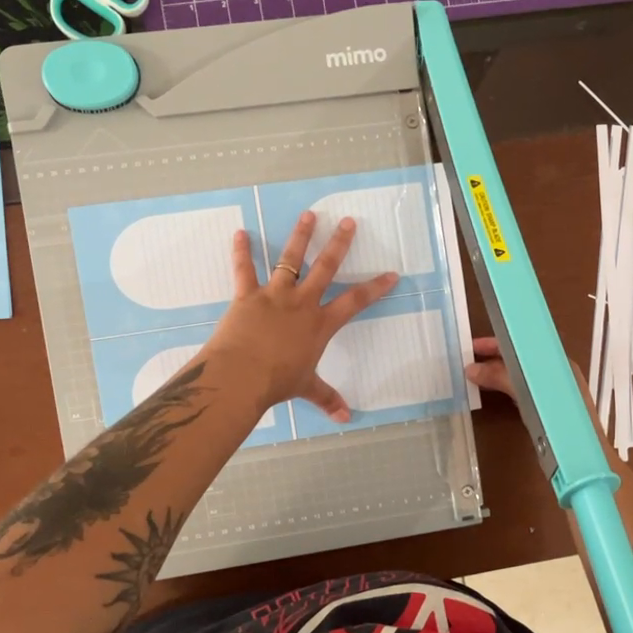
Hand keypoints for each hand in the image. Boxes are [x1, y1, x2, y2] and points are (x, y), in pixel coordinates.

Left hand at [205, 211, 396, 421]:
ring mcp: (274, 295)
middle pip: (325, 267)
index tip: (392, 274)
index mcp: (320, 324)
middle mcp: (302, 303)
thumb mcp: (306, 388)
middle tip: (348, 221)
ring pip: (290, 259)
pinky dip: (241, 251)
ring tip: (308, 214)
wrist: (242, 375)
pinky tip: (240, 232)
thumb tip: (345, 417)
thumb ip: (326, 398)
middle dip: (339, 243)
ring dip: (300, 236)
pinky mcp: (247, 295)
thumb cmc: (277, 382)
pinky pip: (244, 269)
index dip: (375, 287)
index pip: (355, 302)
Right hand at [468, 336, 595, 410]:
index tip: (472, 346)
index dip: (497, 342)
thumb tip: (471, 369)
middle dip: (493, 358)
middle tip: (466, 361)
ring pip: (519, 375)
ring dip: (496, 375)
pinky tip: (490, 394)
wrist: (579, 454)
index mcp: (555, 361)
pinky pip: (521, 391)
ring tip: (472, 376)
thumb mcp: (525, 391)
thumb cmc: (556, 417)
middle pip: (519, 358)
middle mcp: (554, 372)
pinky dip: (504, 389)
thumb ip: (500, 377)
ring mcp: (551, 392)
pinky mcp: (546, 409)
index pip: (522, 343)